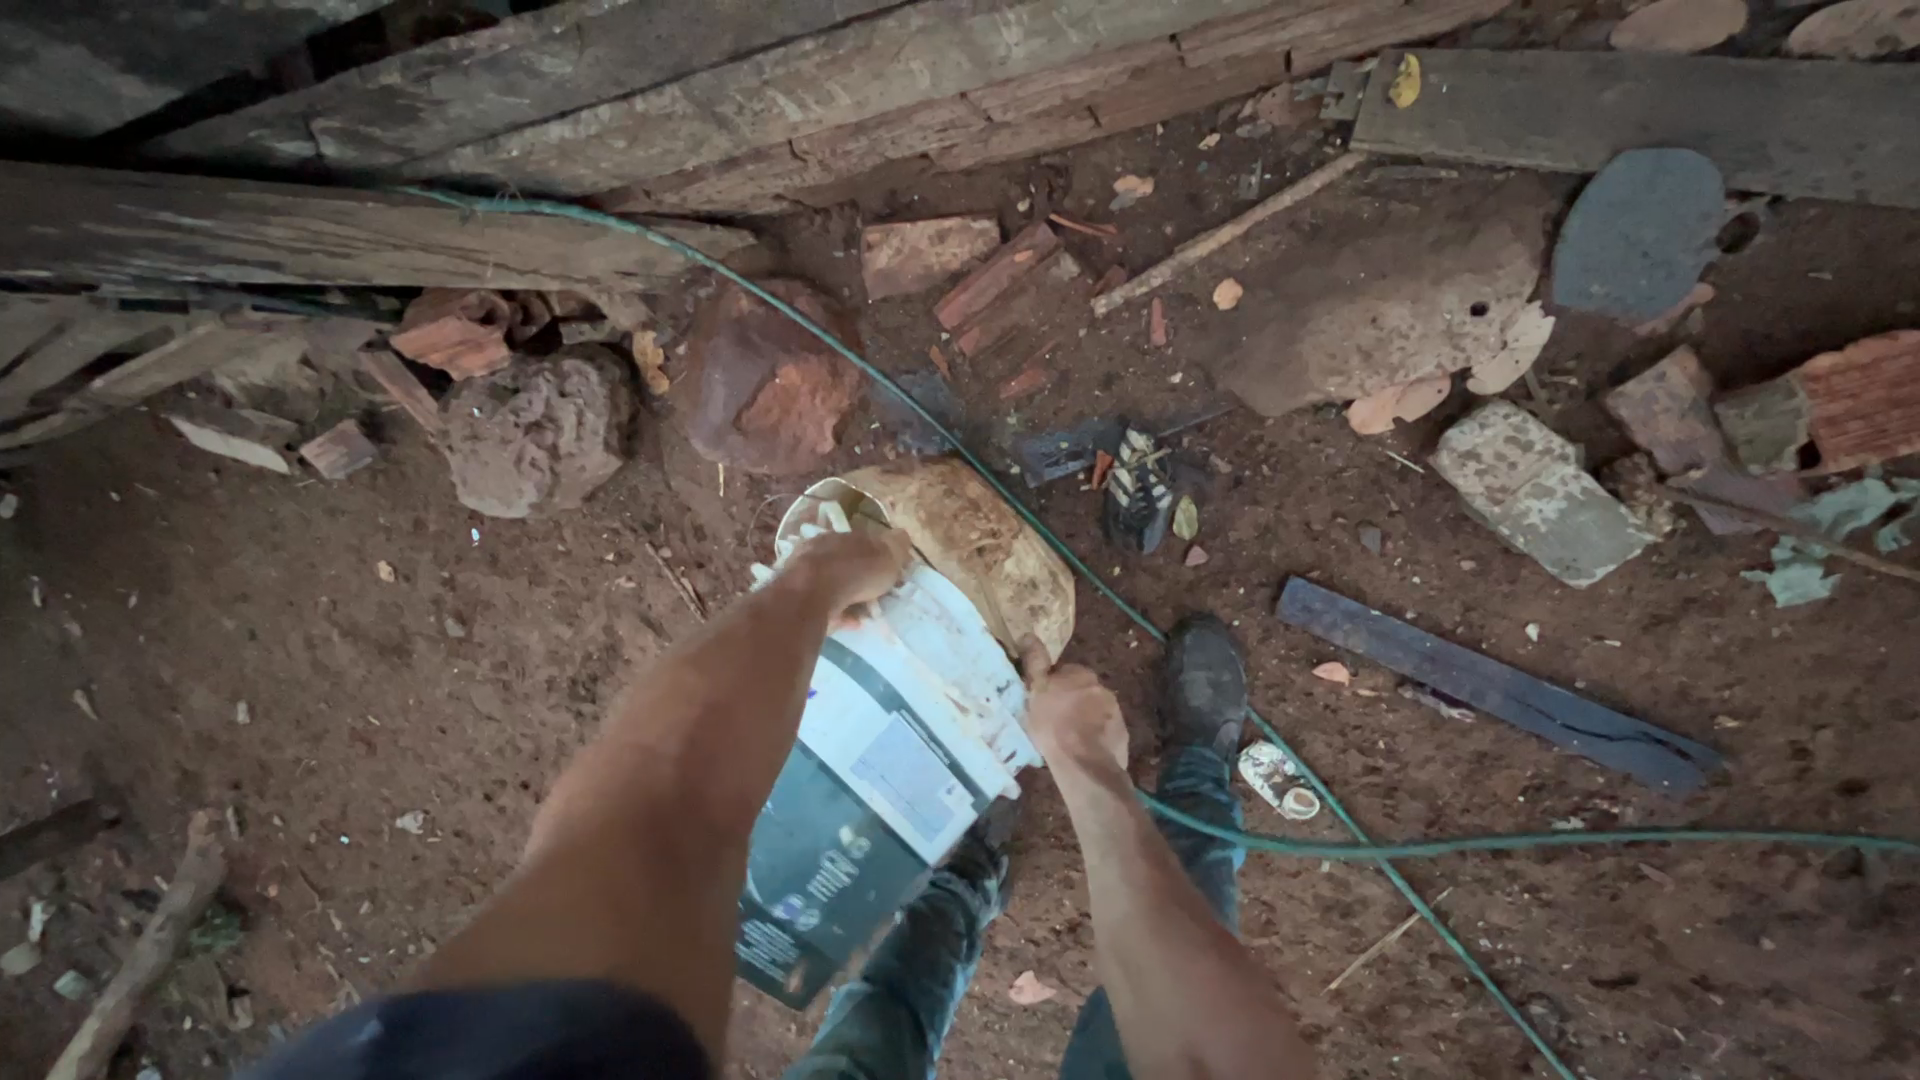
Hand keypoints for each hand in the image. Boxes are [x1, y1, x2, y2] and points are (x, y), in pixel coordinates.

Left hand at [783, 526, 914, 614]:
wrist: (811, 594)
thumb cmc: (855, 571)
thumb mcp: (887, 555)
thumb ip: (897, 546)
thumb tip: (902, 535)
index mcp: (842, 535)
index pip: (863, 541)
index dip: (878, 556)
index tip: (889, 572)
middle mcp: (820, 548)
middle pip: (845, 562)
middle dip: (860, 577)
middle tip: (876, 594)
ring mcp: (804, 572)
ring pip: (832, 583)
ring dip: (848, 597)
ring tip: (864, 613)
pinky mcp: (795, 596)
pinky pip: (823, 604)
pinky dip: (837, 613)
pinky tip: (849, 623)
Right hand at [1020, 638, 1127, 774]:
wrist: (1084, 762)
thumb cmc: (1054, 724)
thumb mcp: (1036, 691)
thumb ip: (1035, 662)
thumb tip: (1028, 634)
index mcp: (1081, 674)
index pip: (1064, 673)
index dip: (1053, 687)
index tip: (1045, 702)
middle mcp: (1101, 687)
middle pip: (1081, 691)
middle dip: (1071, 702)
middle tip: (1054, 721)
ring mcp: (1115, 711)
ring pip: (1094, 711)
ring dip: (1084, 719)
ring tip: (1068, 739)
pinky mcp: (1121, 733)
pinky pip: (1104, 731)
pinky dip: (1096, 737)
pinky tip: (1083, 750)